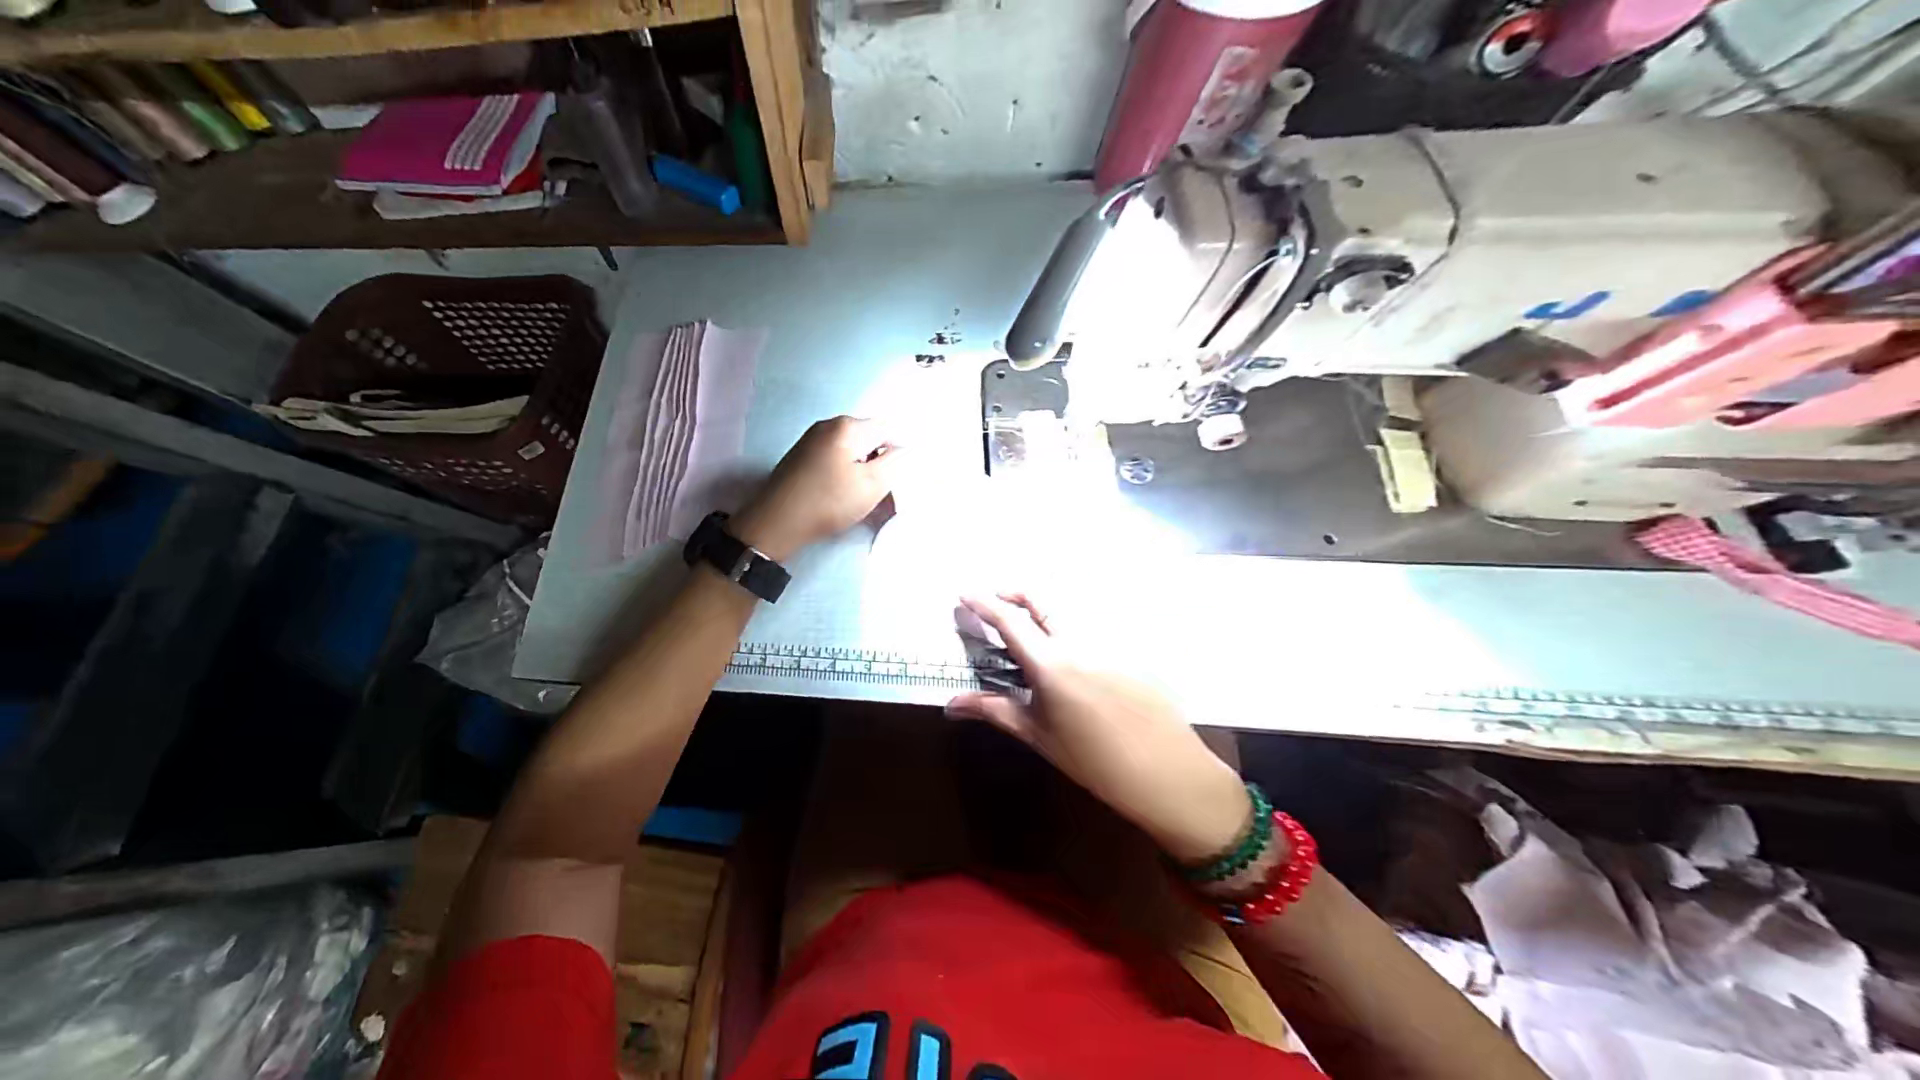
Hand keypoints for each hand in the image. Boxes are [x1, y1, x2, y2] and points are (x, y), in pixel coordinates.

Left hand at [732, 416, 900, 561]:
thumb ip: (896, 463)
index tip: (896, 478)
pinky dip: (844, 472)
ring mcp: (811, 439)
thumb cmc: (828, 503)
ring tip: (859, 495)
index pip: (888, 429)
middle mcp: (828, 424)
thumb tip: (906, 449)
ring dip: (862, 468)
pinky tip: (839, 493)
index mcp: (847, 426)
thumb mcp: (872, 485)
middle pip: (869, 437)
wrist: (776, 522)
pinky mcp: (801, 456)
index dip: (898, 452)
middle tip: (879, 490)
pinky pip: (835, 456)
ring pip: (852, 449)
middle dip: (879, 460)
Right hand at [946, 594, 1253, 862]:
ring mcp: (1110, 642)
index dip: (984, 604)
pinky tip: (1071, 653)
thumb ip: (995, 711)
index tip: (965, 593)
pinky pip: (1094, 627)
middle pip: (1043, 600)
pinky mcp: (1131, 651)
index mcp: (1052, 663)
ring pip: (1070, 610)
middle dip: (1016, 594)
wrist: (1166, 772)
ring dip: (1044, 609)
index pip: (1010, 621)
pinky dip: (1072, 628)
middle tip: (997, 602)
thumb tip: (953, 705)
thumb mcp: (1040, 736)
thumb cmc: (1094, 761)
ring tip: (1029, 628)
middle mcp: (1079, 642)